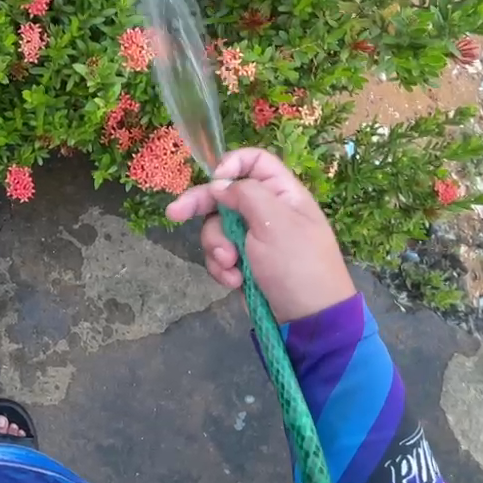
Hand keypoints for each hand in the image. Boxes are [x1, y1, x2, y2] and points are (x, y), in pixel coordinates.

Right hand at [165, 148, 354, 323]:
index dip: (231, 165)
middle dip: (200, 206)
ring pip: (216, 226)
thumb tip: (218, 184)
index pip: (254, 161)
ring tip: (231, 265)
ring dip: (217, 247)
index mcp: (282, 193)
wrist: (309, 321)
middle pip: (223, 194)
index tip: (215, 182)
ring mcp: (253, 237)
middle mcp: (266, 210)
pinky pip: (218, 253)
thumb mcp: (275, 223)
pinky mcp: (242, 261)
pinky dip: (221, 267)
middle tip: (174, 214)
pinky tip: (234, 281)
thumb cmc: (298, 265)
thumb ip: (245, 195)